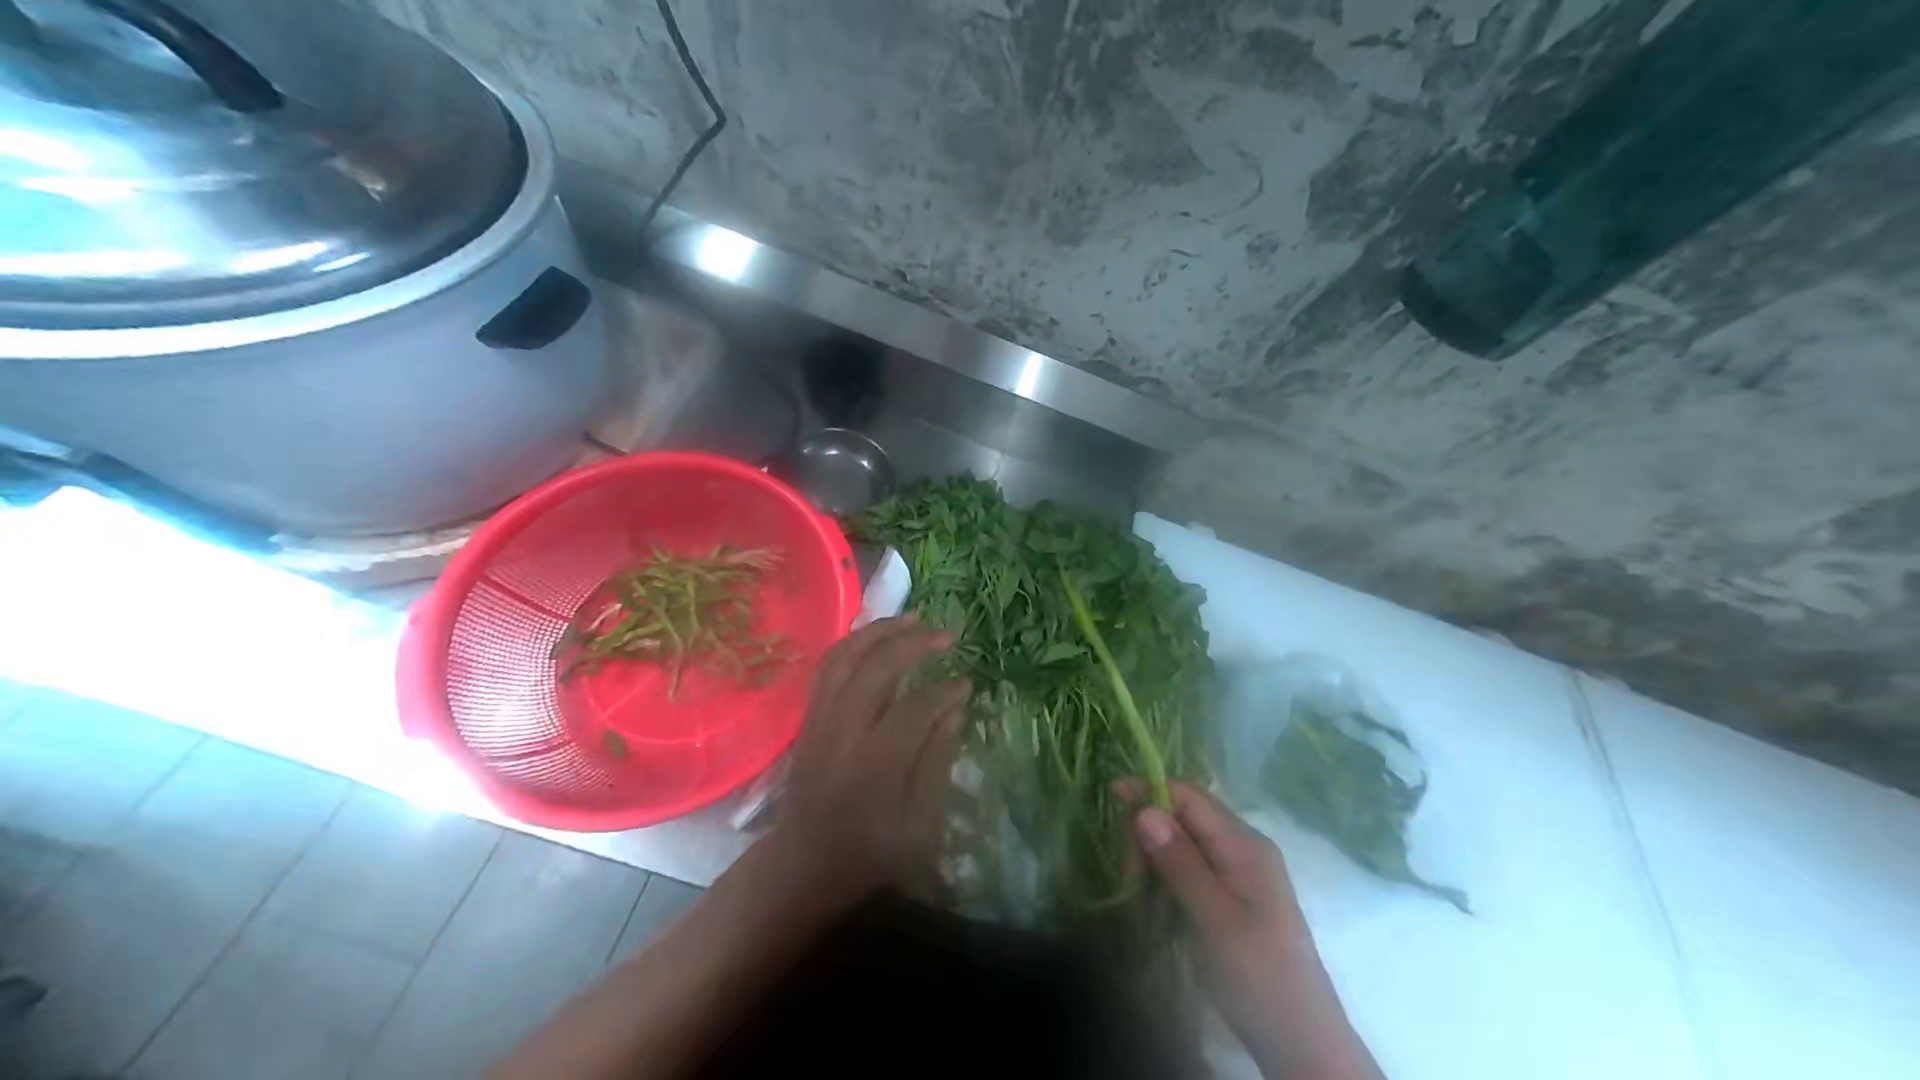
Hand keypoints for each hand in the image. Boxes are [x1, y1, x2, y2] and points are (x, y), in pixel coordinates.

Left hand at [775, 615, 968, 903]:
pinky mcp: (807, 720)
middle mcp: (842, 732)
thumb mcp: (919, 825)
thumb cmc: (869, 854)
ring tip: (911, 619)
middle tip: (946, 635)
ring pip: (844, 657)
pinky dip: (852, 645)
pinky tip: (874, 639)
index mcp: (875, 764)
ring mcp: (819, 721)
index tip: (968, 685)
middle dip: (914, 643)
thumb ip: (937, 762)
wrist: (802, 865)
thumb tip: (955, 708)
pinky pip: (827, 668)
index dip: (946, 691)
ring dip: (878, 632)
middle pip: (877, 668)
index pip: (917, 707)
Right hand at [1132, 782, 1383, 1079]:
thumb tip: (1144, 809)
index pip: (1190, 795)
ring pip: (1185, 840)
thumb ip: (1179, 861)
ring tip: (1136, 887)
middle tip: (1128, 871)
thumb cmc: (1258, 975)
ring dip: (1155, 853)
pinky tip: (1155, 896)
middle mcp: (1244, 847)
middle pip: (1185, 814)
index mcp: (1244, 844)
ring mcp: (1240, 871)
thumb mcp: (1213, 918)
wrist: (1302, 1042)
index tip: (1110, 797)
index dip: (1149, 790)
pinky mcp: (1233, 895)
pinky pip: (1192, 865)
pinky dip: (1167, 872)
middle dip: (1149, 829)